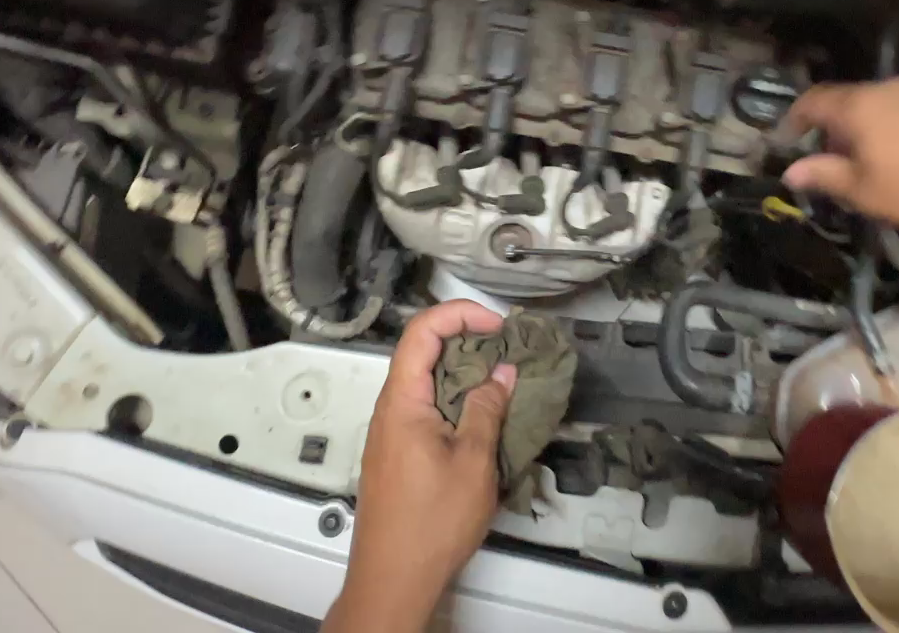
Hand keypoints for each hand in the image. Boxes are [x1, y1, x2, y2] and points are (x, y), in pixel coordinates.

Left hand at [325, 300, 516, 632]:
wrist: (391, 583)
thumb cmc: (430, 524)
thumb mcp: (472, 462)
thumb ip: (487, 409)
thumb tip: (501, 372)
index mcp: (402, 401)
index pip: (423, 331)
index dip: (461, 314)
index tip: (497, 326)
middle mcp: (391, 408)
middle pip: (423, 349)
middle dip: (467, 338)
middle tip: (507, 348)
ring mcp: (392, 430)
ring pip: (426, 378)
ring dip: (464, 369)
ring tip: (501, 377)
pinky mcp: (399, 450)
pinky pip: (426, 404)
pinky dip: (456, 395)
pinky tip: (482, 412)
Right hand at [780, 78, 898, 233]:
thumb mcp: (865, 192)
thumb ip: (824, 176)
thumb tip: (791, 172)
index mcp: (859, 107)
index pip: (813, 100)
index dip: (795, 118)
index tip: (788, 139)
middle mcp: (886, 88)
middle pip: (847, 100)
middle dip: (833, 127)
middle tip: (833, 160)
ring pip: (878, 103)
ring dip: (865, 125)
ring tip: (873, 159)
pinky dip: (894, 124)